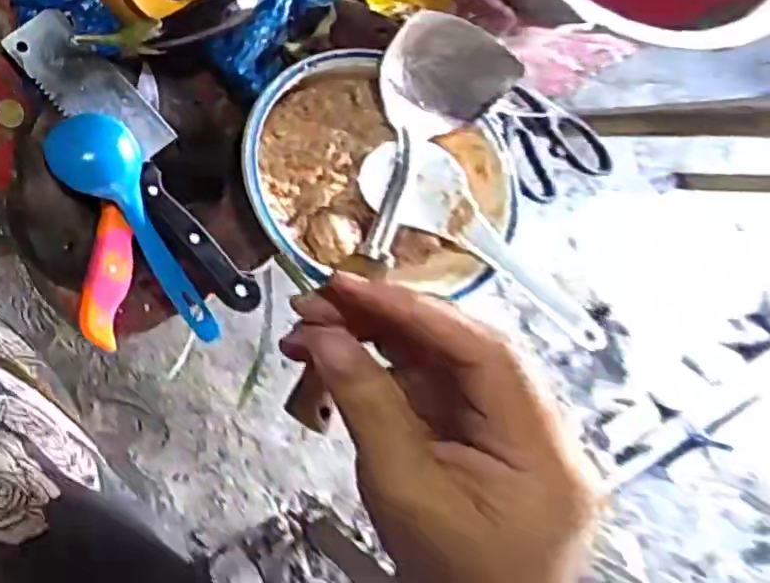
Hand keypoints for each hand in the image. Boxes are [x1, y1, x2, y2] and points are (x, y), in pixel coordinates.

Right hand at [281, 273, 597, 582]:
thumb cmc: (450, 565)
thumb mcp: (404, 487)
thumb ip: (367, 404)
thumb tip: (322, 333)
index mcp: (540, 449)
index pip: (484, 352)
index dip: (412, 309)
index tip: (345, 287)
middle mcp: (526, 427)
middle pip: (455, 343)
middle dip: (379, 314)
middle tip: (312, 301)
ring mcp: (492, 425)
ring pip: (427, 352)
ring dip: (362, 331)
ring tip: (303, 327)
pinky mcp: (459, 427)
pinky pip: (410, 374)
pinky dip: (362, 357)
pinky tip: (320, 354)